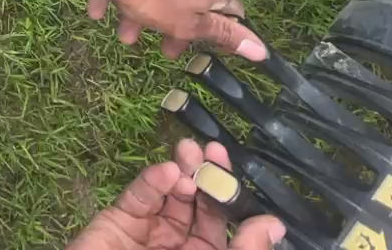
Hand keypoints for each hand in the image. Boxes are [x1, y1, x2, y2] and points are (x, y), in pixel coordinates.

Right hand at [65, 139, 286, 249]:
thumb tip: (273, 224)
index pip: (226, 227)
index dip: (232, 199)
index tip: (236, 169)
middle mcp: (183, 248)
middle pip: (198, 206)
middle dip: (206, 178)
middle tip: (211, 151)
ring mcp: (151, 234)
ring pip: (169, 196)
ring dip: (181, 173)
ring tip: (190, 153)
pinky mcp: (119, 221)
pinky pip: (138, 198)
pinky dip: (151, 182)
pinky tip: (168, 172)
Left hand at [87, 0, 267, 60]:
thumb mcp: (188, 23)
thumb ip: (221, 34)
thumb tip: (262, 49)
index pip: (232, 9)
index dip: (229, 30)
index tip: (215, 48)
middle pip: (189, 4)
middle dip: (177, 30)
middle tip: (165, 51)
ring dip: (140, 17)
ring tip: (123, 36)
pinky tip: (96, 11)